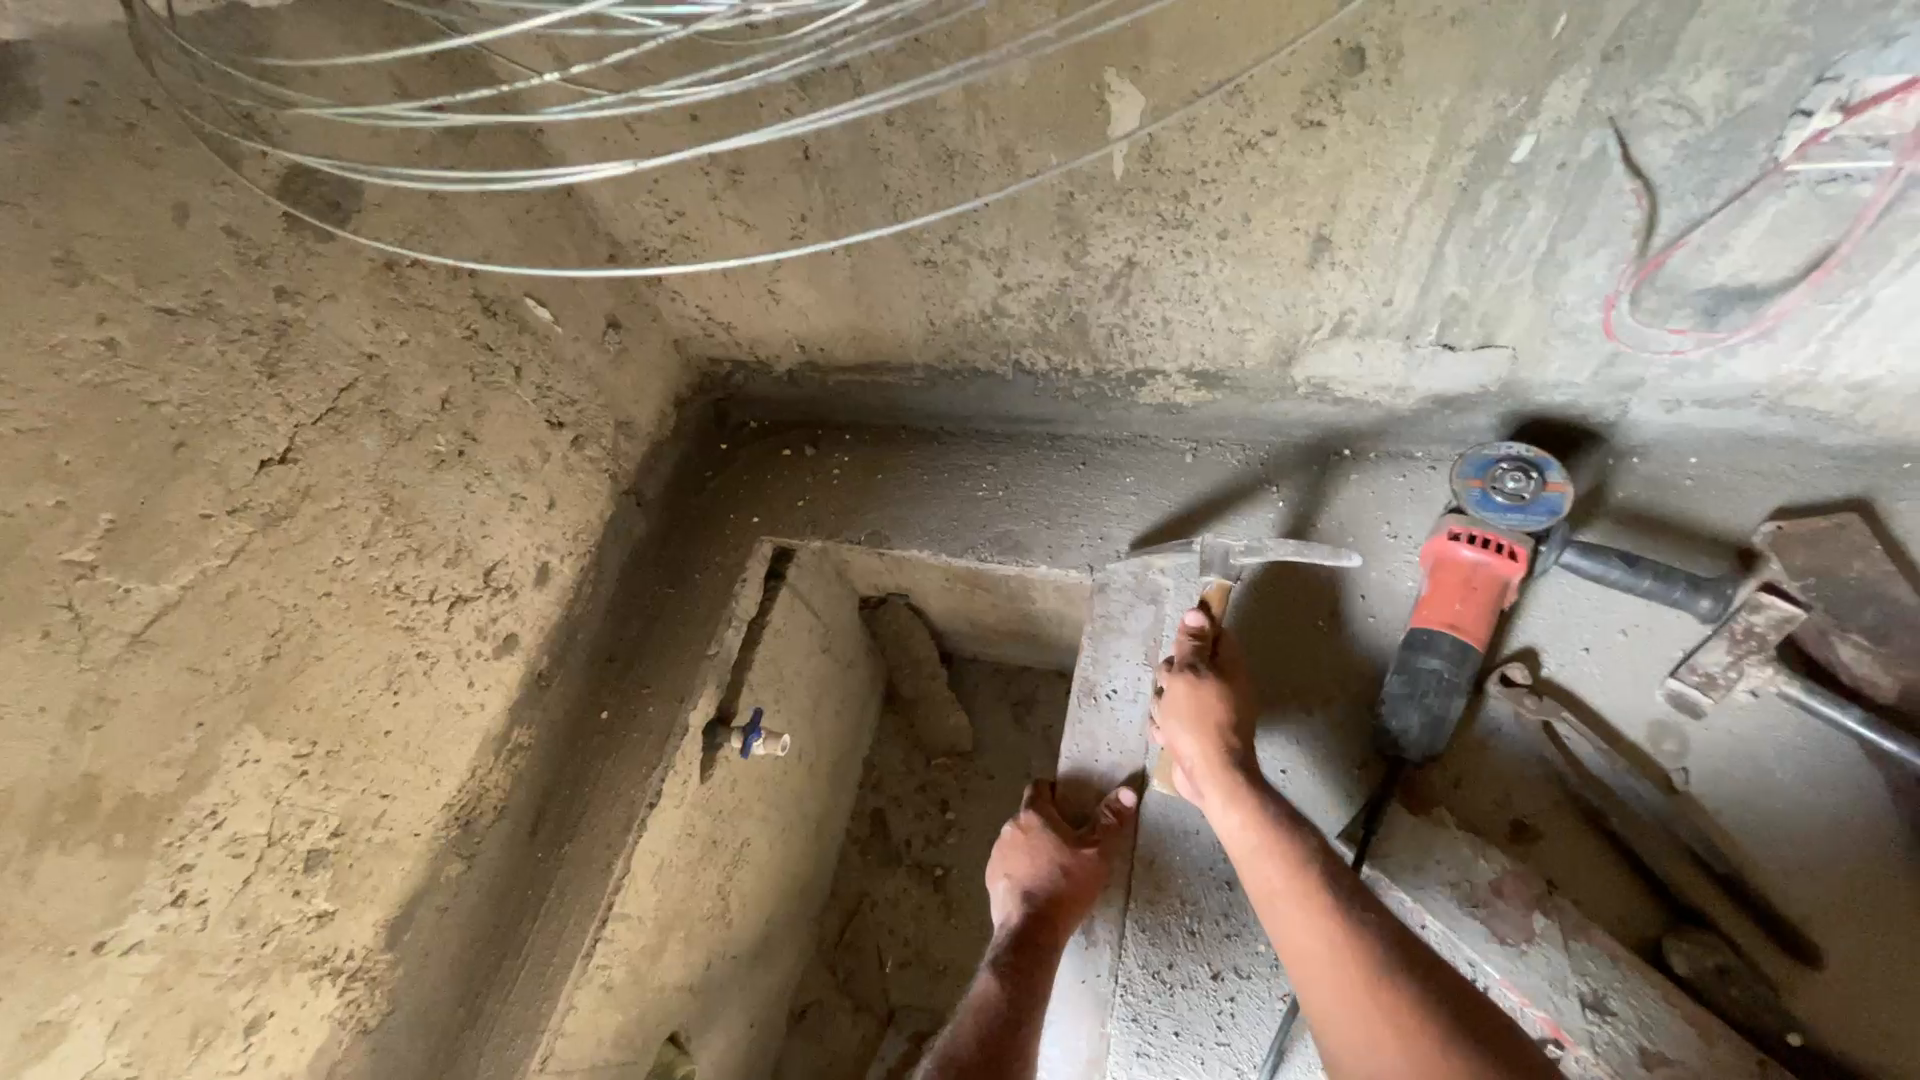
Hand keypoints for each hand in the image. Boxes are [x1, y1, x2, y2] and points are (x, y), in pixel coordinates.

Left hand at [985, 779, 1137, 944]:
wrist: (1030, 931)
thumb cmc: (1065, 885)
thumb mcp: (1096, 853)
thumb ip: (1110, 820)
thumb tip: (1127, 792)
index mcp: (1032, 814)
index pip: (1039, 786)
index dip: (1054, 790)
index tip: (1069, 803)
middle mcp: (1009, 827)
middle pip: (1029, 815)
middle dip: (1047, 823)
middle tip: (1070, 840)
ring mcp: (997, 853)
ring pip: (1018, 841)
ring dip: (1033, 847)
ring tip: (1055, 868)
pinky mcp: (991, 878)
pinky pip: (1009, 865)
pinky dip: (1022, 870)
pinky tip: (1038, 888)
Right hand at [1151, 607, 1259, 810]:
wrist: (1210, 775)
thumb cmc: (1199, 719)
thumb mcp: (1190, 673)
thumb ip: (1191, 643)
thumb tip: (1198, 611)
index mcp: (1228, 666)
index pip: (1214, 635)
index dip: (1192, 634)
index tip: (1176, 645)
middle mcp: (1222, 685)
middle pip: (1186, 664)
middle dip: (1169, 677)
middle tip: (1171, 688)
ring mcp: (1209, 711)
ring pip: (1173, 693)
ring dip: (1164, 704)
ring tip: (1168, 718)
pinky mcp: (1195, 732)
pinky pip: (1172, 718)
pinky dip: (1166, 727)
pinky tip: (1167, 736)